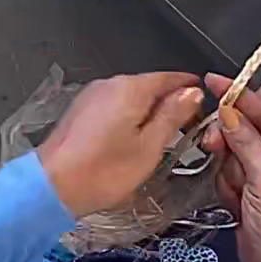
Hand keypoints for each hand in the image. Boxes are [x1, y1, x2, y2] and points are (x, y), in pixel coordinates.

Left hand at [37, 73, 203, 217]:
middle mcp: (107, 85)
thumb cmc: (100, 171)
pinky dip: (130, 117)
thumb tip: (190, 95)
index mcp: (128, 89)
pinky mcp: (82, 110)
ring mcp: (91, 96)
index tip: (206, 101)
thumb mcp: (149, 146)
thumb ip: (171, 116)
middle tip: (192, 125)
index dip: (190, 88)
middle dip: (172, 101)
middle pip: (149, 85)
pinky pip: (114, 105)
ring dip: (151, 111)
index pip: (169, 77)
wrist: (53, 184)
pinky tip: (137, 139)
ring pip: (131, 96)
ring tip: (168, 137)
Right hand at [212, 88, 260, 261]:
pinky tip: (239, 208)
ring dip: (230, 175)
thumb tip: (226, 110)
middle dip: (231, 149)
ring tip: (241, 200)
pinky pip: (231, 175)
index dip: (238, 97)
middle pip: (247, 132)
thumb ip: (245, 141)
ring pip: (234, 154)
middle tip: (214, 153)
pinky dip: (230, 190)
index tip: (210, 79)